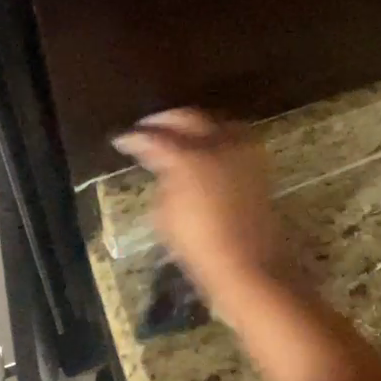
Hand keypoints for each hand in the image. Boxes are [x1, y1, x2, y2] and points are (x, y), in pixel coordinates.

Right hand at [113, 110, 293, 303]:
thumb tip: (163, 164)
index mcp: (188, 156)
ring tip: (177, 132)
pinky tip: (205, 145)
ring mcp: (241, 149)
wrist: (247, 263)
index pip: (154, 137)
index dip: (135, 138)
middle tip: (148, 127)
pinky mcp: (257, 160)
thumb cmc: (198, 246)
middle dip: (165, 120)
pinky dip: (216, 134)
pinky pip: (234, 135)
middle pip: (188, 117)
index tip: (122, 140)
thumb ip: (163, 178)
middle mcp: (217, 143)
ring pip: (214, 121)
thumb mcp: (165, 214)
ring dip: (193, 123)